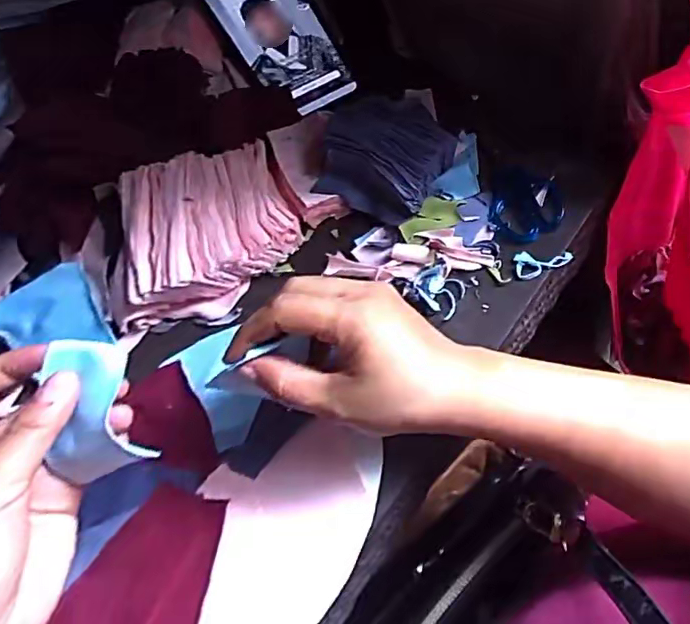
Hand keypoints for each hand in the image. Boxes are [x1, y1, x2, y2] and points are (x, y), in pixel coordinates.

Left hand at [0, 347, 132, 623]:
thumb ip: (29, 436)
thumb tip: (67, 376)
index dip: (11, 368)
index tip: (61, 351)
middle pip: (28, 406)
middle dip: (68, 384)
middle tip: (110, 369)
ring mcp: (23, 481)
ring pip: (64, 427)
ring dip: (95, 409)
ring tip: (124, 400)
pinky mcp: (56, 498)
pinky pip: (87, 455)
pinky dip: (109, 438)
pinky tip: (126, 429)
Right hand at [228, 277, 479, 433]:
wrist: (455, 386)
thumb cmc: (401, 398)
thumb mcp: (336, 402)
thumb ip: (286, 382)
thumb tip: (249, 368)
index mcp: (351, 311)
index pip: (284, 306)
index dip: (251, 332)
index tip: (235, 362)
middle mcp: (363, 289)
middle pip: (297, 288)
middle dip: (268, 320)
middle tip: (256, 358)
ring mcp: (376, 289)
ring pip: (316, 288)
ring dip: (293, 316)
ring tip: (289, 359)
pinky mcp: (384, 297)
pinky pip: (337, 295)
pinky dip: (317, 316)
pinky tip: (321, 351)